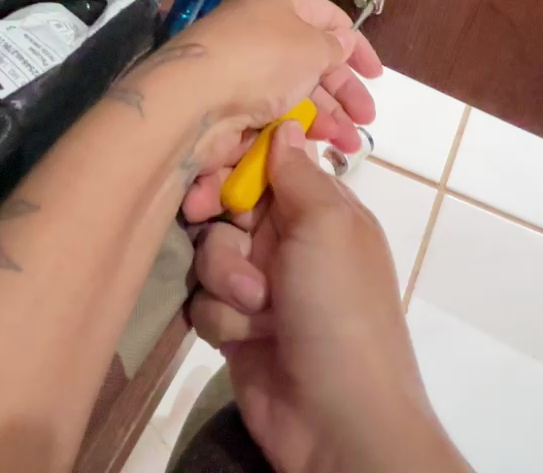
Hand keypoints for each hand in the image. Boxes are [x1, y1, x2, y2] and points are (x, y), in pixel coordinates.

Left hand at [152, 0, 382, 221]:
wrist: (196, 98)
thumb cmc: (263, 58)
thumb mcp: (312, 45)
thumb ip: (335, 47)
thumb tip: (341, 44)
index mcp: (279, 4)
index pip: (328, 19)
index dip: (356, 46)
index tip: (375, 75)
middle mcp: (262, 33)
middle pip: (314, 61)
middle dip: (344, 92)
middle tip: (366, 120)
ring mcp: (246, 71)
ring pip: (297, 92)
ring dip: (328, 117)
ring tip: (349, 144)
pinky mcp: (234, 105)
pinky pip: (276, 113)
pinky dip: (299, 128)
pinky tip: (318, 144)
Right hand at [188, 120, 468, 472]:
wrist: (337, 420)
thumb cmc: (339, 306)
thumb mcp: (327, 225)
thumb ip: (298, 173)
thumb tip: (287, 122)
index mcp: (321, 209)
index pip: (270, 164)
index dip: (238, 163)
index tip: (215, 167)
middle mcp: (291, 240)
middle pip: (231, 205)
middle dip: (219, 217)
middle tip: (203, 214)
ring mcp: (264, 284)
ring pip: (213, 253)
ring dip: (227, 276)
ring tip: (257, 306)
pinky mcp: (238, 326)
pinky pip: (206, 301)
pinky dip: (223, 317)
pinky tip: (248, 336)